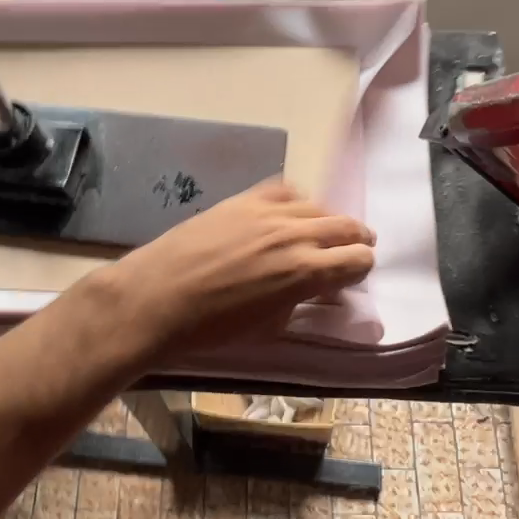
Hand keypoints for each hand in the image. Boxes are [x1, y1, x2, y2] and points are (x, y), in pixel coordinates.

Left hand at [83, 179, 376, 357]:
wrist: (156, 298)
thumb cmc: (212, 328)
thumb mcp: (269, 326)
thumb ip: (302, 303)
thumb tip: (317, 291)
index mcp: (306, 271)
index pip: (357, 260)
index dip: (361, 269)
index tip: (355, 276)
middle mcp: (294, 234)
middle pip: (345, 227)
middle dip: (357, 240)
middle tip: (358, 249)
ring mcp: (267, 212)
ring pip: (317, 206)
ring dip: (328, 221)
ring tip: (325, 232)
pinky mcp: (242, 199)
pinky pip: (283, 190)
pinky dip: (295, 203)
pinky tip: (290, 214)